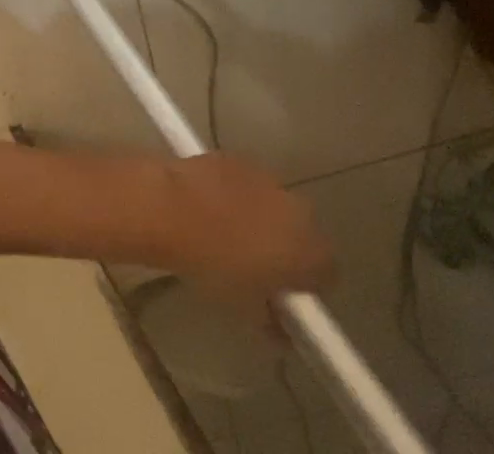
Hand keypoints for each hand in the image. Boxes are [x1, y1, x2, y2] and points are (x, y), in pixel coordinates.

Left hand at [160, 153, 333, 338]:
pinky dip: (231, 189)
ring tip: (220, 226)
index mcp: (313, 254)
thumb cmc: (209, 264)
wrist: (168, 208)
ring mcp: (270, 180)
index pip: (325, 274)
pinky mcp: (238, 158)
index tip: (278, 290)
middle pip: (301, 233)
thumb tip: (280, 335)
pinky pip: (244, 180)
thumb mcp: (241, 306)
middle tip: (247, 258)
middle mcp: (302, 213)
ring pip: (273, 204)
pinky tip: (204, 199)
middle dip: (282, 245)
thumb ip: (269, 321)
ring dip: (258, 214)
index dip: (302, 284)